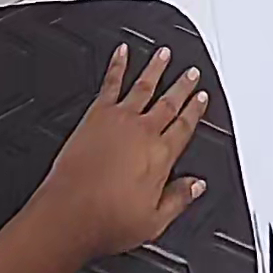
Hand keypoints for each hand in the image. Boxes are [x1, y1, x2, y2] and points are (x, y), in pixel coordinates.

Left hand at [28, 44, 210, 260]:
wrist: (71, 212)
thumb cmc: (107, 219)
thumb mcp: (154, 221)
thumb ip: (179, 198)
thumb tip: (196, 185)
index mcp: (160, 156)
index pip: (184, 126)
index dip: (195, 110)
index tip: (201, 97)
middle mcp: (143, 131)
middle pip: (169, 102)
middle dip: (183, 86)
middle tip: (192, 72)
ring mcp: (120, 118)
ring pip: (144, 85)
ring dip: (156, 68)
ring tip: (165, 53)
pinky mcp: (98, 113)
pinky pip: (111, 82)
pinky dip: (117, 64)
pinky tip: (122, 51)